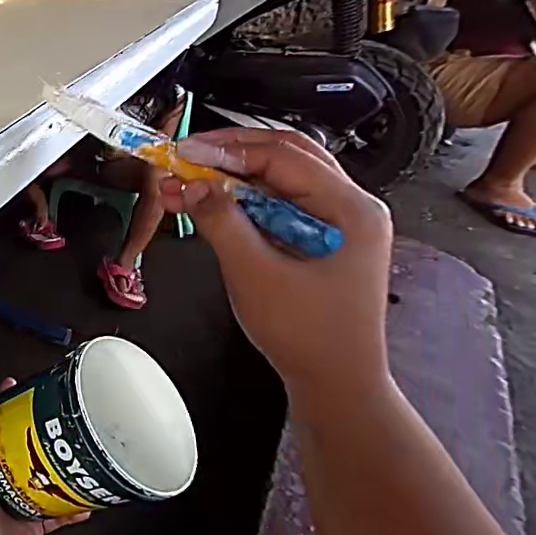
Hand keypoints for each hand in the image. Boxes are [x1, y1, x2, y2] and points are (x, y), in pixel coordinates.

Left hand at [0, 380, 87, 534]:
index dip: (6, 410)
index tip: (20, 389)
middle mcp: (5, 482)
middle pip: (26, 451)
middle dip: (40, 436)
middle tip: (58, 419)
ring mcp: (23, 502)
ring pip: (47, 478)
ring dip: (62, 469)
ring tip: (78, 453)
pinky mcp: (39, 524)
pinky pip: (62, 511)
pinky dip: (75, 506)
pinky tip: (87, 498)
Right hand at [159, 128, 394, 402]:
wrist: (335, 383)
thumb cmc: (309, 338)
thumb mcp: (255, 275)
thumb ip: (222, 222)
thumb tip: (194, 186)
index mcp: (350, 210)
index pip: (282, 157)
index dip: (227, 151)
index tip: (185, 153)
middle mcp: (350, 207)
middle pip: (284, 155)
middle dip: (230, 153)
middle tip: (186, 156)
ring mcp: (336, 221)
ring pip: (278, 177)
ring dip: (231, 177)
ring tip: (189, 182)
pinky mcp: (318, 236)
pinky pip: (276, 203)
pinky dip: (241, 200)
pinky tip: (211, 204)